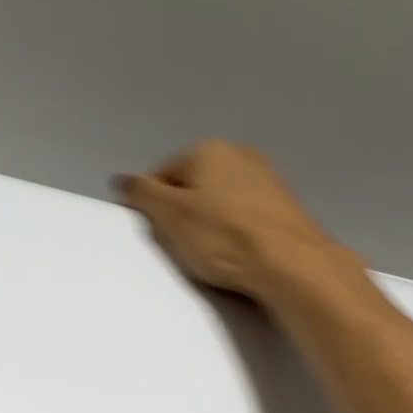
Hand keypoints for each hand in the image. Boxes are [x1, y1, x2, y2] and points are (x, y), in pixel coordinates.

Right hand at [113, 140, 348, 298]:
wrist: (291, 262)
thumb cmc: (222, 237)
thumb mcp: (169, 216)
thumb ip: (142, 193)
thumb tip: (121, 178)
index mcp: (207, 149)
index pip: (161, 175)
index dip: (153, 206)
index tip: (159, 234)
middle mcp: (239, 153)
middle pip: (192, 185)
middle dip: (183, 212)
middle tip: (182, 244)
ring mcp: (266, 176)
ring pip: (220, 199)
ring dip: (210, 221)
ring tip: (212, 251)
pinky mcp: (285, 203)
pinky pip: (244, 213)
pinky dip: (235, 229)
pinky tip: (237, 251)